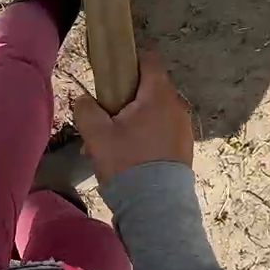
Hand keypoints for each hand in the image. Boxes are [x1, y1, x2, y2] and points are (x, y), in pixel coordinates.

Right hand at [71, 53, 194, 183]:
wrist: (156, 208)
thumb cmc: (127, 163)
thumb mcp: (97, 135)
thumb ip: (86, 109)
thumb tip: (84, 99)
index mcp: (159, 95)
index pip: (149, 61)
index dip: (129, 61)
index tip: (110, 73)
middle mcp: (177, 107)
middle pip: (150, 89)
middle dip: (125, 98)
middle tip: (105, 117)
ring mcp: (184, 129)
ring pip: (154, 113)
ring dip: (134, 121)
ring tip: (111, 144)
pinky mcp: (184, 149)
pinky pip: (162, 132)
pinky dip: (145, 136)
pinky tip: (127, 157)